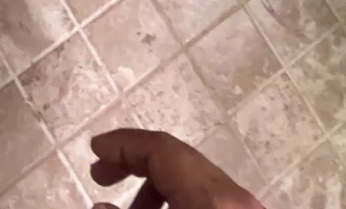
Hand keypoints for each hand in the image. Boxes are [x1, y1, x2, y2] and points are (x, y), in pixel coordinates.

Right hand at [88, 128, 266, 208]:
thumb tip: (101, 206)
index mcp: (212, 197)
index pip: (162, 148)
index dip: (123, 144)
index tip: (95, 150)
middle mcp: (236, 195)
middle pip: (179, 160)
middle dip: (136, 164)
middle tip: (101, 176)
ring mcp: (249, 208)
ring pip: (195, 182)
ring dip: (156, 188)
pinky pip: (210, 201)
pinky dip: (180, 202)